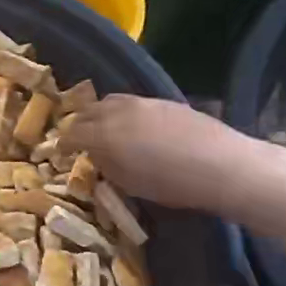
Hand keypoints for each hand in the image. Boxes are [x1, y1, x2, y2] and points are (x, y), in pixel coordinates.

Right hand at [60, 95, 285, 219]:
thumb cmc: (173, 184)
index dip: (64, 143)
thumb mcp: (130, 184)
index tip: (62, 151)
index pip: (73, 133)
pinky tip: (134, 126)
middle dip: (79, 124)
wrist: (223, 165)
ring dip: (100, 113)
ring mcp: (143, 102)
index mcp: (104, 134)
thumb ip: (107, 166)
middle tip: (79, 138)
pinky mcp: (164, 101)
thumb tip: (97, 155)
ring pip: (110, 101)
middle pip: (88, 111)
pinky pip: (132, 102)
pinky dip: (122, 112)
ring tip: (104, 128)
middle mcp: (118, 111)